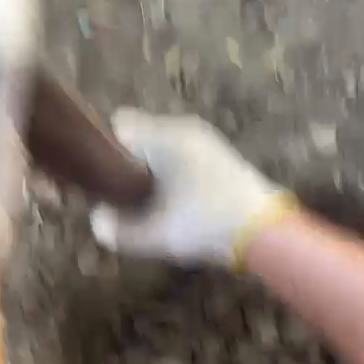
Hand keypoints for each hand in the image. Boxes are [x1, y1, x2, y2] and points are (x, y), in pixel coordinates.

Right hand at [90, 110, 297, 267]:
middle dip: (128, 166)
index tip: (102, 184)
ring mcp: (206, 141)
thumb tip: (98, 220)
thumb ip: (120, 230)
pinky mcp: (219, 157)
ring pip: (161, 150)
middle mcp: (185, 130)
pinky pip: (180, 157)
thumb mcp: (156, 235)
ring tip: (150, 207)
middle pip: (140, 139)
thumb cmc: (206, 227)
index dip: (105, 154)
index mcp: (166, 139)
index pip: (120, 127)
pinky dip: (172, 176)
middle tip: (125, 201)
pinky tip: (175, 206)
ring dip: (151, 173)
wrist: (266, 233)